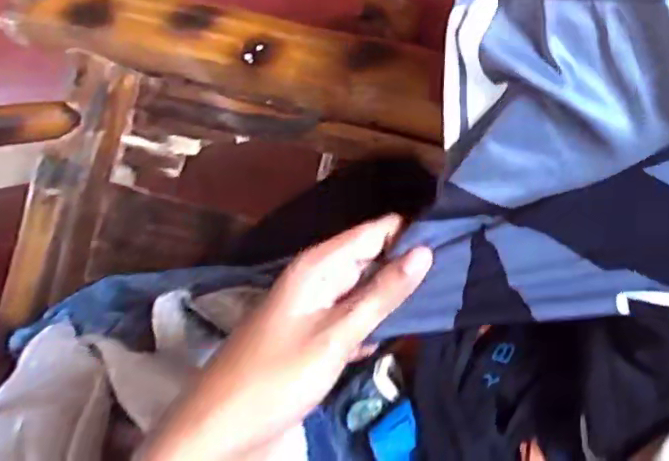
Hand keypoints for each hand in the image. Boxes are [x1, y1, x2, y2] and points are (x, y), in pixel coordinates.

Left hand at [140, 215, 432, 460]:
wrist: (213, 441)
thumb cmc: (275, 379)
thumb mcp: (336, 336)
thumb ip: (383, 293)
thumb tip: (426, 250)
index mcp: (320, 265)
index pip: (378, 229)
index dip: (413, 229)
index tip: (454, 234)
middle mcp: (318, 277)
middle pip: (373, 256)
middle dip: (408, 262)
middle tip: (455, 268)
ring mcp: (314, 308)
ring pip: (365, 288)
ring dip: (394, 294)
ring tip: (440, 294)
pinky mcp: (313, 337)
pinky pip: (353, 316)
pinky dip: (376, 321)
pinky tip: (402, 331)